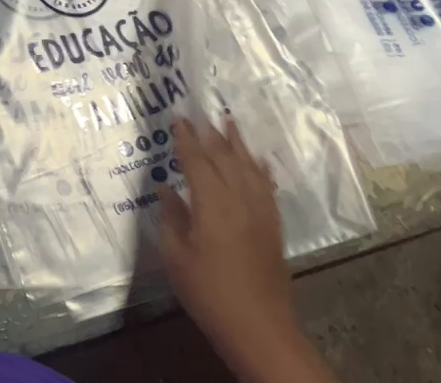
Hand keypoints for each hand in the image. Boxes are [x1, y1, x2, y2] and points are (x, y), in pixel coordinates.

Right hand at [156, 117, 302, 367]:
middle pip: (225, 158)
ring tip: (229, 122)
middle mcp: (239, 200)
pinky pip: (266, 186)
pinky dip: (260, 168)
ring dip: (238, 143)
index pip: (196, 161)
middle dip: (211, 134)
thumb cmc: (209, 293)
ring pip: (249, 167)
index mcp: (211, 204)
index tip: (178, 117)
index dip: (186, 138)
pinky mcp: (273, 226)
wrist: (260, 328)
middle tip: (201, 112)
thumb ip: (171, 218)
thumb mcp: (176, 257)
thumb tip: (167, 190)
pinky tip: (258, 160)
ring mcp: (260, 212)